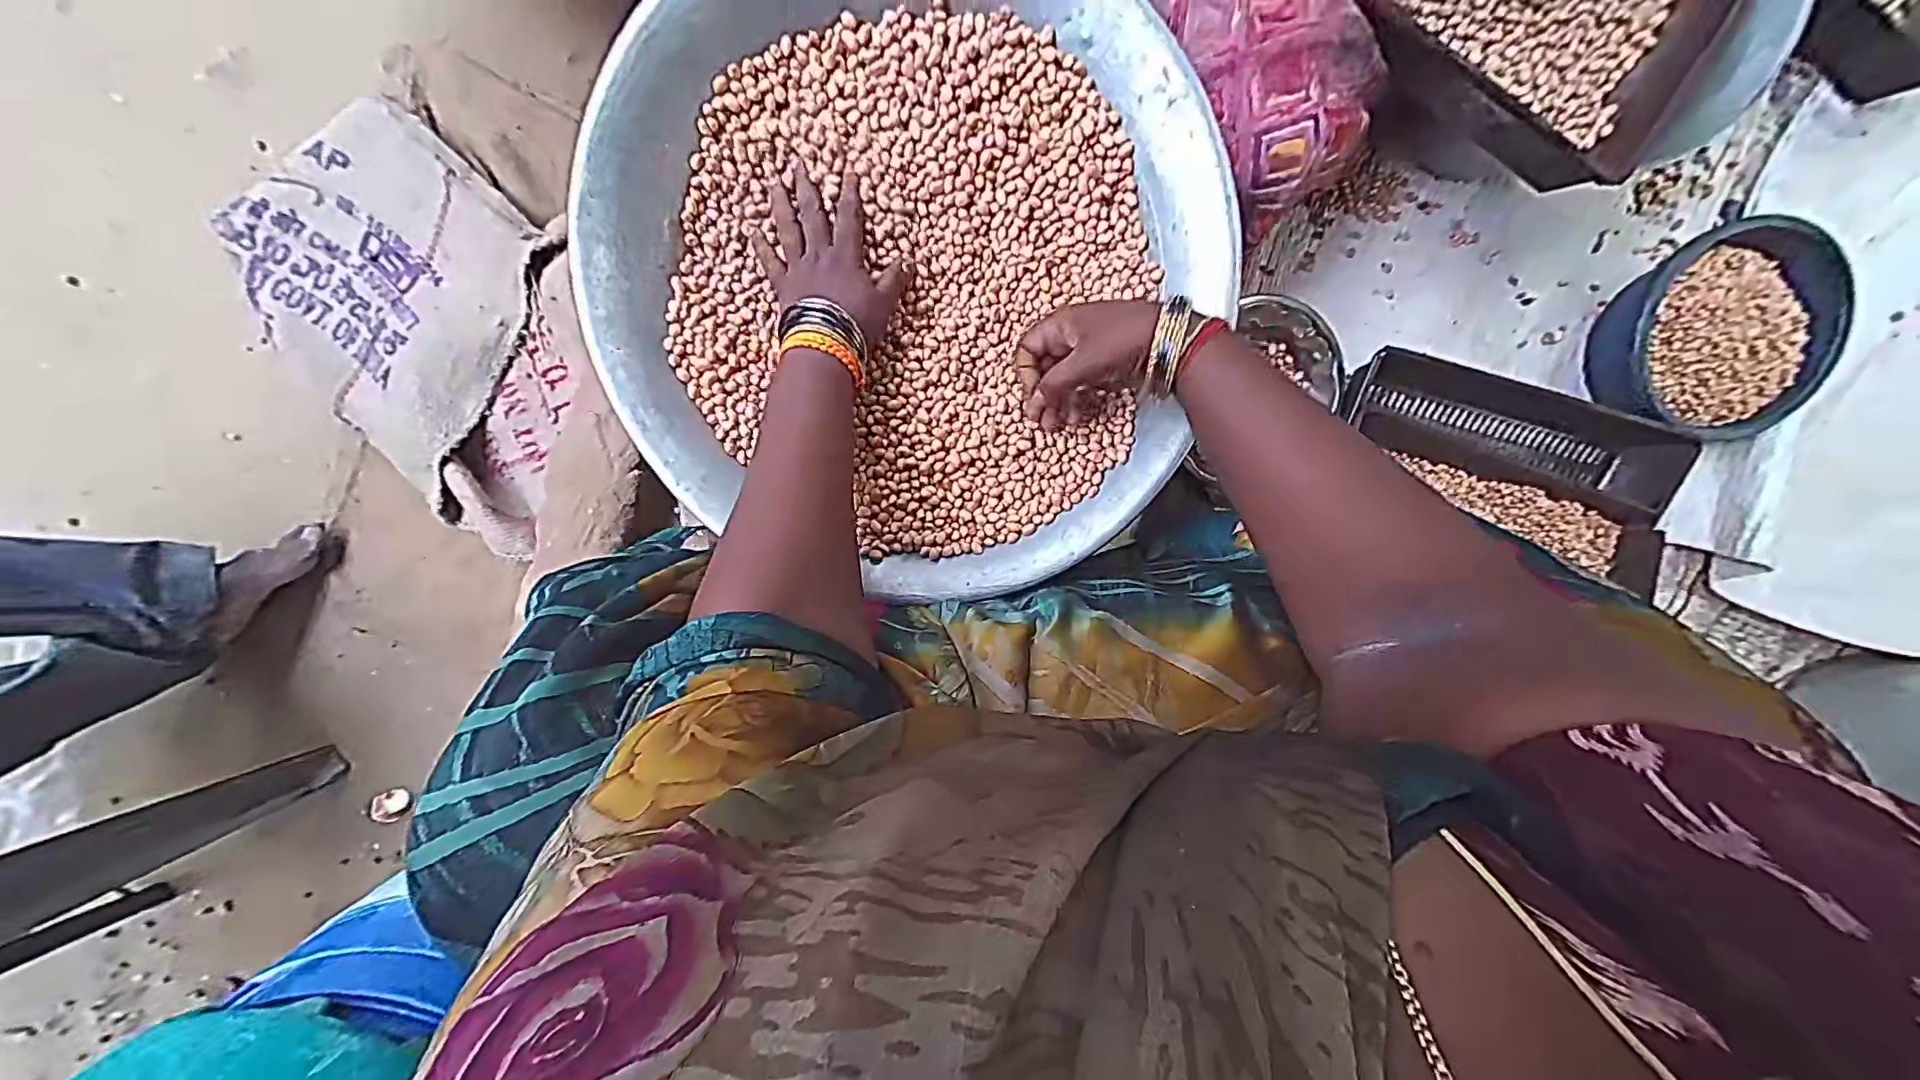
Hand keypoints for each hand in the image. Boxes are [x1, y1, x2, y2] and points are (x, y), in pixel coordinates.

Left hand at [752, 161, 911, 351]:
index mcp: (846, 256)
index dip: (850, 194)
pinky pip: (769, 261)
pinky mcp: (783, 286)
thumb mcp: (884, 302)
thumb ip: (894, 279)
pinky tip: (752, 230)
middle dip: (806, 187)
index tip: (848, 173)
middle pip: (812, 215)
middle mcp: (819, 255)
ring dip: (780, 205)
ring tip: (773, 183)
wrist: (825, 343)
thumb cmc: (857, 323)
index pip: (849, 218)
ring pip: (788, 229)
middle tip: (797, 163)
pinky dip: (760, 245)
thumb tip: (908, 262)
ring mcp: (798, 269)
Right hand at [1014, 300, 1159, 430]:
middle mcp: (1071, 336)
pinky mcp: (1104, 366)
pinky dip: (1075, 401)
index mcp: (1061, 325)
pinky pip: (1080, 384)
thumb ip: (1053, 384)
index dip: (1025, 374)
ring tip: (1057, 425)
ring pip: (1062, 379)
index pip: (1028, 349)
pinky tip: (1076, 417)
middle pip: (1044, 367)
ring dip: (1057, 402)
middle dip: (1040, 395)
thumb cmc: (1124, 341)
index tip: (1033, 395)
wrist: (1170, 341)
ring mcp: (1088, 352)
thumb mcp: (1082, 364)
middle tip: (1040, 420)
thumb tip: (1034, 403)